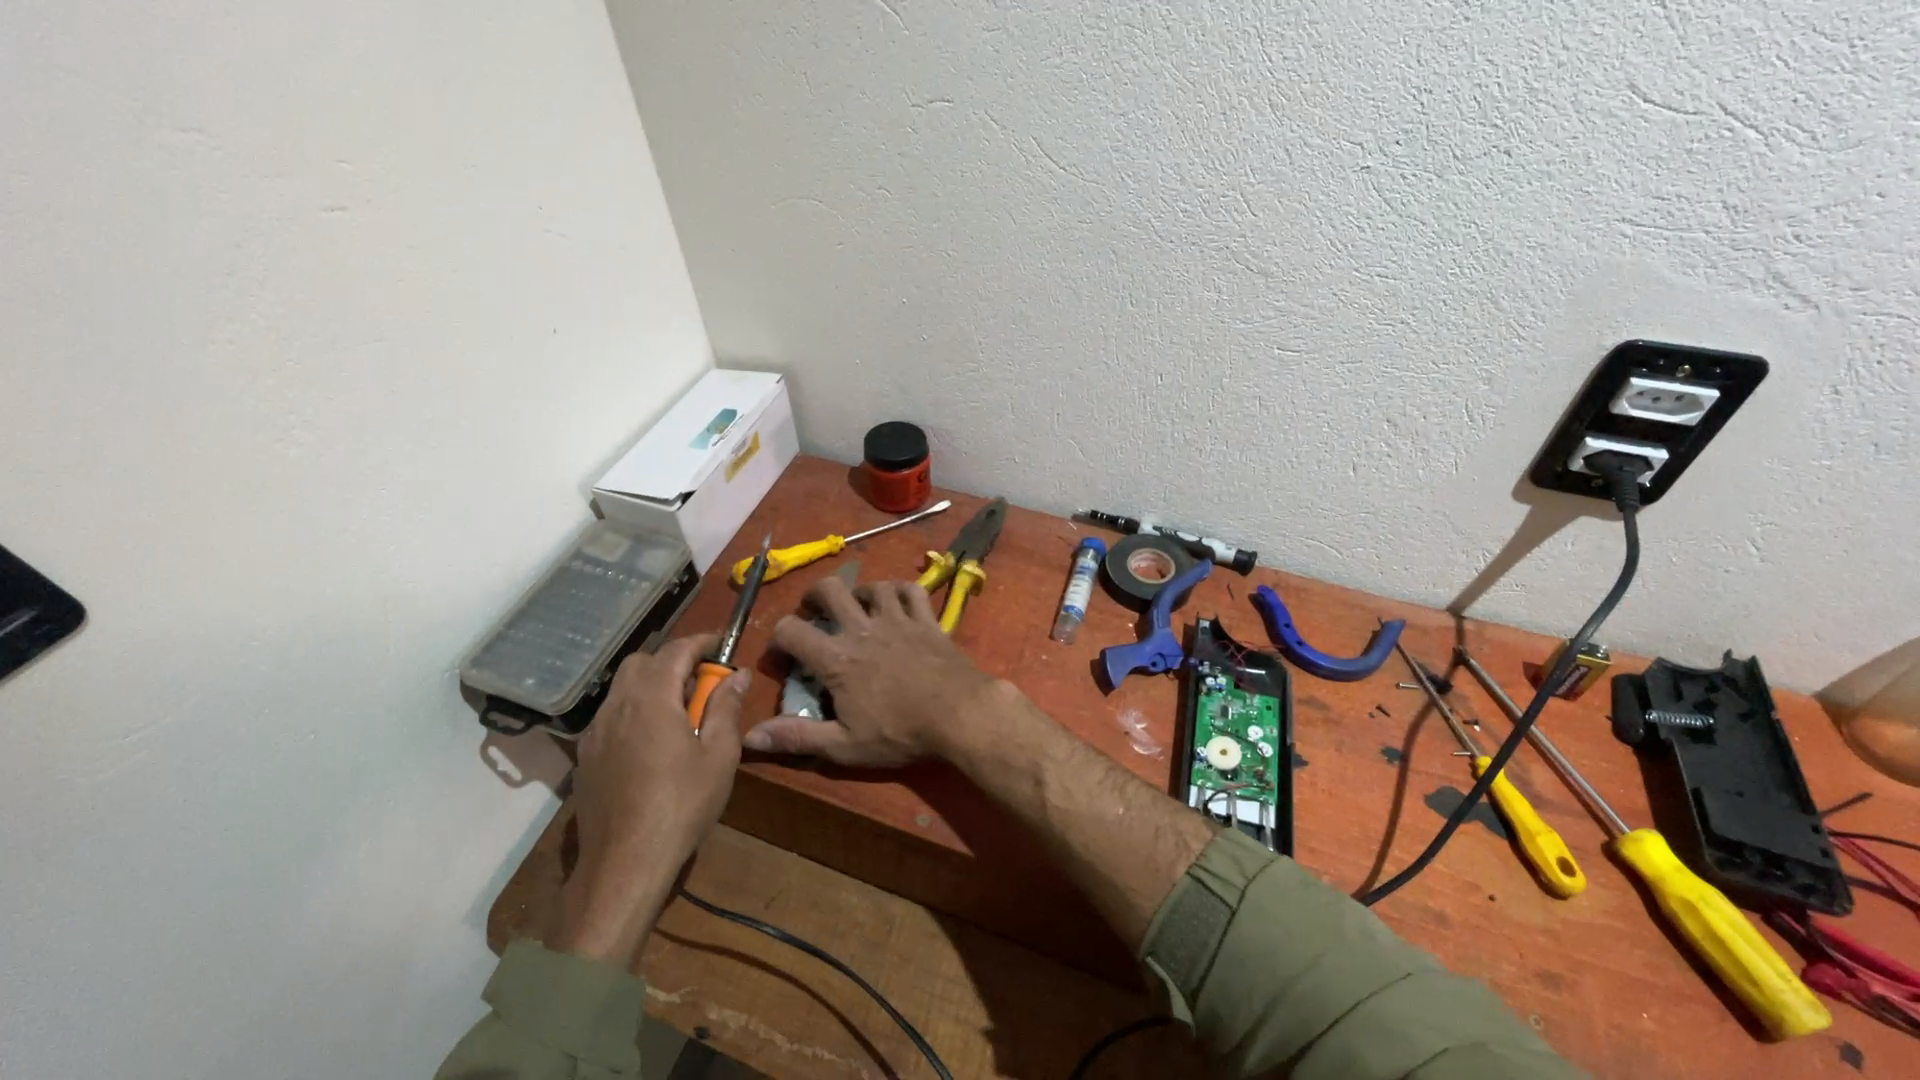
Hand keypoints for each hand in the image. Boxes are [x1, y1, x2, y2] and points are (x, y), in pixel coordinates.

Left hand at [548, 633, 747, 965]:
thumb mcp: (718, 756)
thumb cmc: (682, 805)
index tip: (721, 644)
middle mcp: (616, 706)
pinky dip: (634, 715)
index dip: (700, 642)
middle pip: (642, 664)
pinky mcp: (585, 759)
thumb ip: (726, 709)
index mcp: (651, 698)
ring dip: (652, 689)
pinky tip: (653, 747)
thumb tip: (736, 675)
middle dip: (672, 663)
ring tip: (680, 718)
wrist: (624, 862)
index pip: (675, 650)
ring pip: (622, 691)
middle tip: (702, 687)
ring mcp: (595, 733)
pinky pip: (611, 719)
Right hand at [743, 576, 1003, 765]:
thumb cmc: (900, 733)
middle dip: (814, 595)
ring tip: (857, 607)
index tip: (783, 654)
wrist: (961, 713)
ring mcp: (898, 620)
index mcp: (836, 659)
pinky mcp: (927, 620)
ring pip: (872, 586)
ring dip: (859, 593)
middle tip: (815, 612)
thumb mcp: (844, 745)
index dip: (778, 638)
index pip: (791, 630)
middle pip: (830, 590)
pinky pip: (911, 591)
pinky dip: (900, 591)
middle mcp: (863, 629)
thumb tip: (749, 736)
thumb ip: (797, 738)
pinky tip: (897, 601)